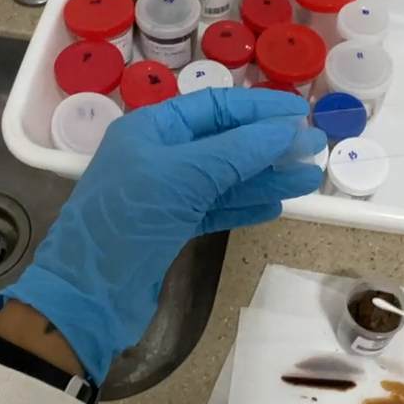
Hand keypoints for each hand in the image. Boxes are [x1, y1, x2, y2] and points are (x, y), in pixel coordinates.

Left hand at [0, 89, 324, 383]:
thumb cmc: (130, 221)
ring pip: (224, 178)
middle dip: (268, 145)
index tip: (301, 112)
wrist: (87, 296)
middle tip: (315, 148)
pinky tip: (276, 206)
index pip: (215, 107)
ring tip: (309, 178)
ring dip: (265, 177)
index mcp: (151, 130)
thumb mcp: (185, 176)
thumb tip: (290, 132)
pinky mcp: (170, 229)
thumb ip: (238, 151)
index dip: (259, 108)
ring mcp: (164, 195)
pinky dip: (244, 206)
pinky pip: (215, 208)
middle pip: (223, 141)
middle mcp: (158, 156)